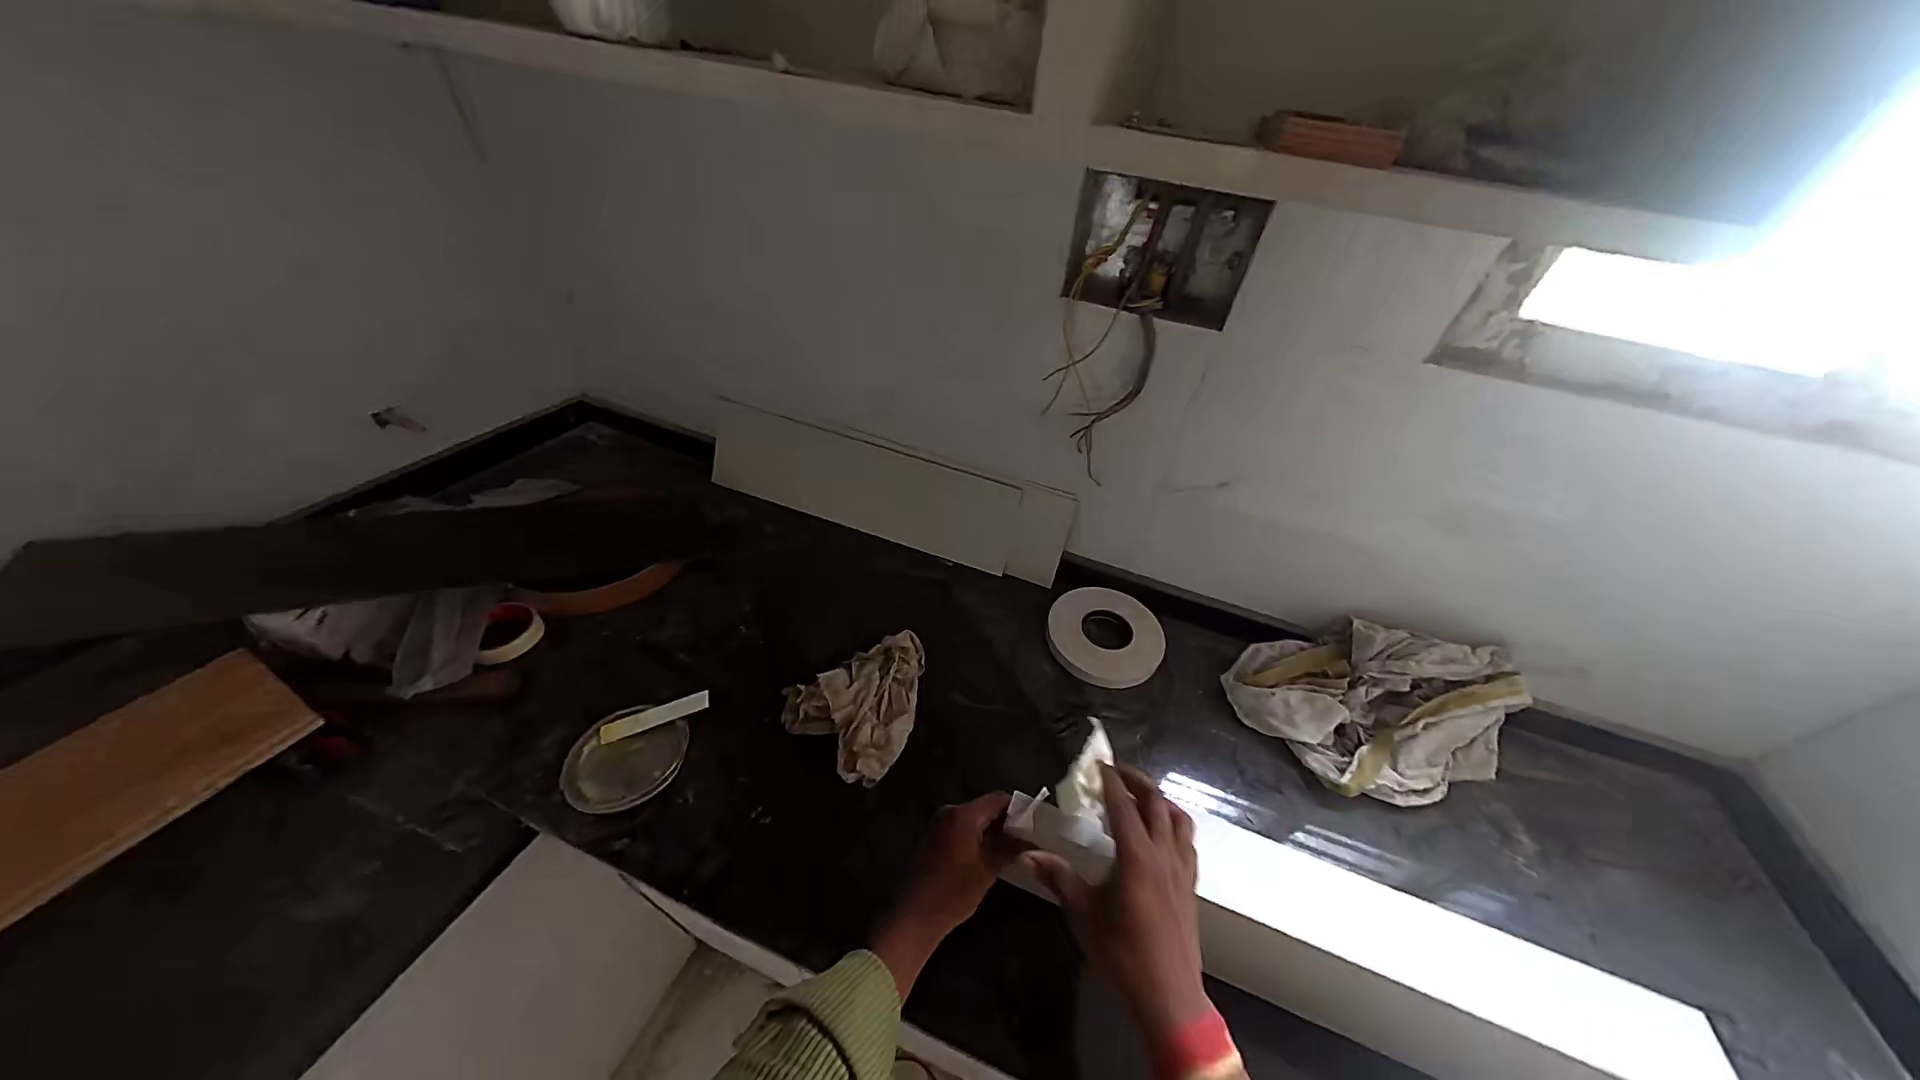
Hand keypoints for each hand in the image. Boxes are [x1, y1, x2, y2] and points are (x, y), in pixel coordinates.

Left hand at [870, 791, 1013, 996]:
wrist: (913, 916)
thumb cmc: (952, 892)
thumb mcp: (987, 870)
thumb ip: (1009, 848)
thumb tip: (1030, 839)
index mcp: (963, 814)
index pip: (998, 798)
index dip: (1019, 807)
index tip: (1036, 821)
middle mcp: (949, 811)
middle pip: (985, 806)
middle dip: (1007, 819)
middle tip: (1028, 835)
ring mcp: (938, 824)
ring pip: (973, 818)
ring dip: (992, 829)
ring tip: (1013, 846)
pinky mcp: (933, 837)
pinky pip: (961, 828)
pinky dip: (977, 835)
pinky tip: (990, 853)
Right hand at [1022, 764, 1210, 1053]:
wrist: (1169, 997)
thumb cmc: (1123, 954)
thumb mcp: (1084, 915)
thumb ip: (1059, 879)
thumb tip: (1028, 856)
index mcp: (1137, 856)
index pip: (1123, 805)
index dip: (1110, 781)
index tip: (1098, 765)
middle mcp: (1164, 854)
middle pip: (1156, 802)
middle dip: (1137, 780)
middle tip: (1116, 772)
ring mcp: (1182, 869)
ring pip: (1178, 819)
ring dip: (1159, 799)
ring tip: (1140, 796)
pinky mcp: (1191, 886)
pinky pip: (1187, 842)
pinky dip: (1174, 825)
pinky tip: (1162, 834)